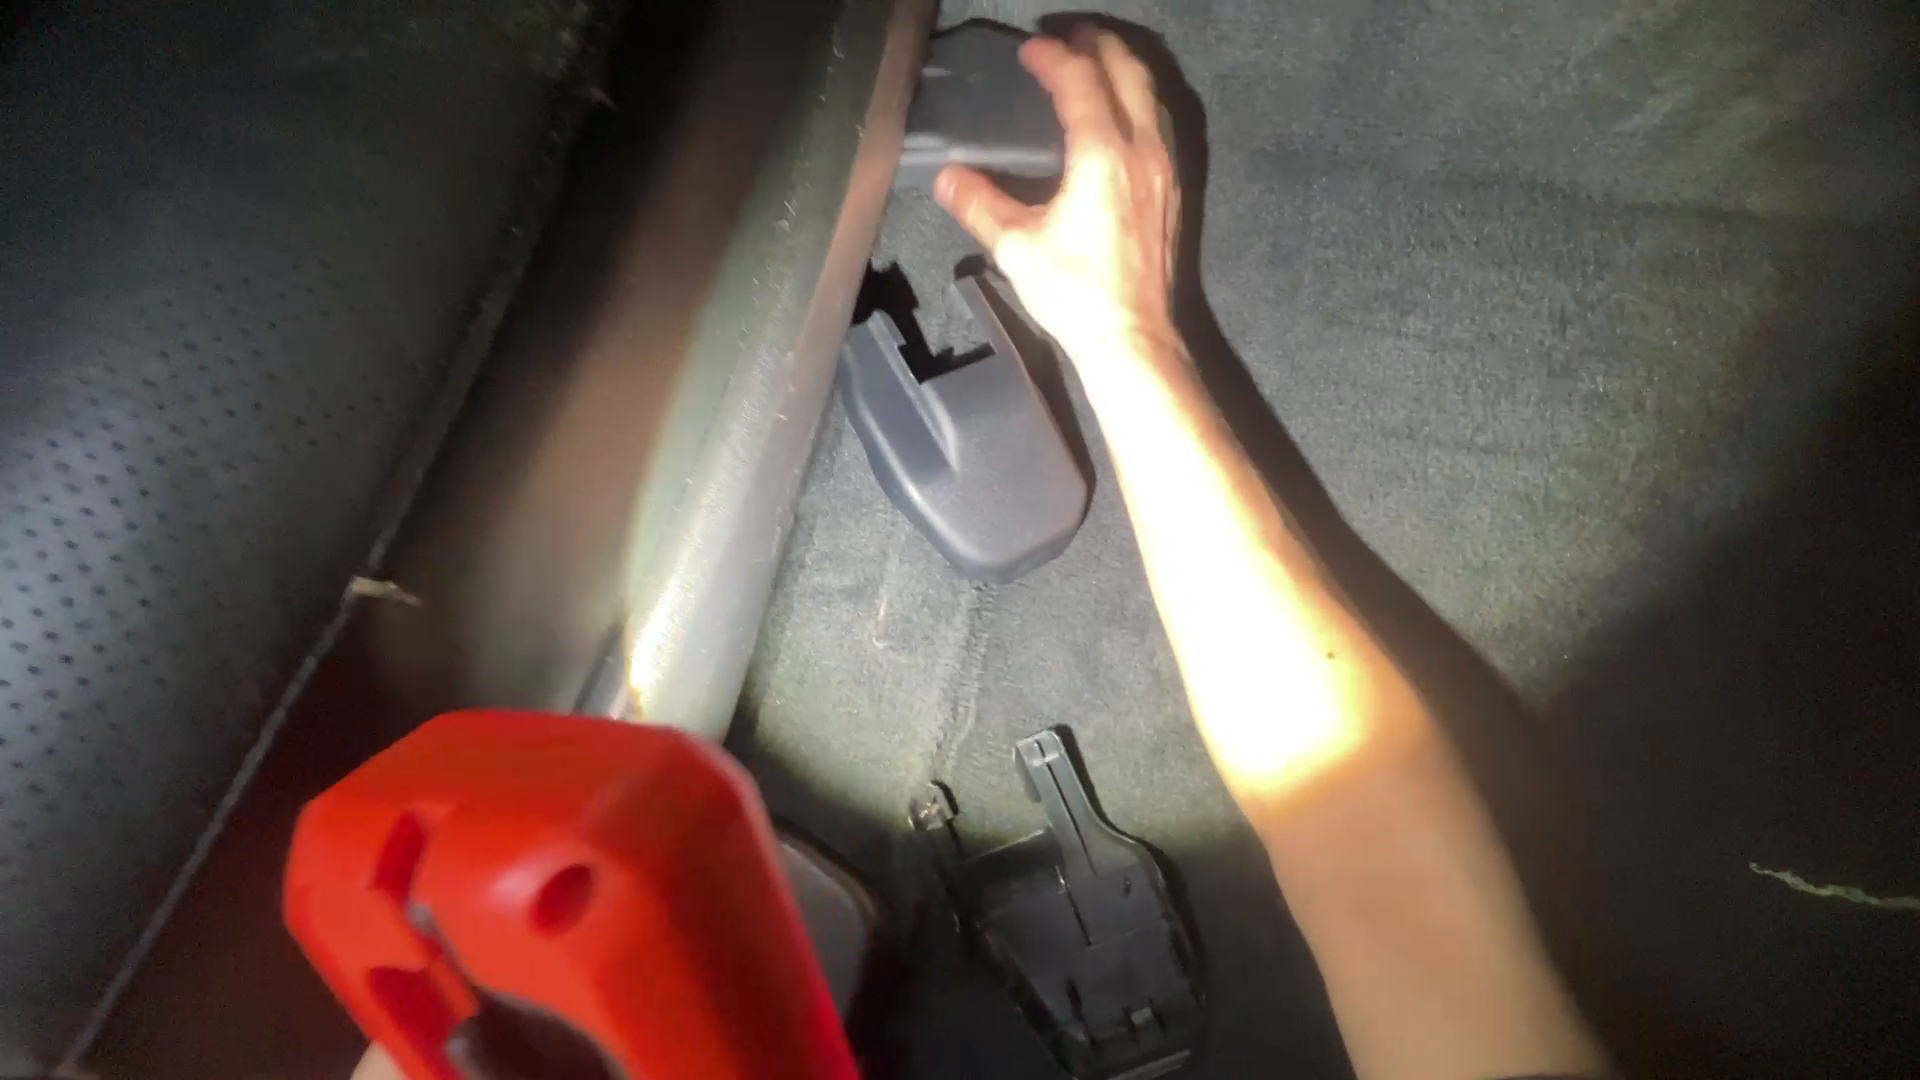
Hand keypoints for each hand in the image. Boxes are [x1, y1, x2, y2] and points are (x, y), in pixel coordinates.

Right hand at [934, 28, 1180, 366]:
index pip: (1079, 82)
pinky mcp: (1172, 197)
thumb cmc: (1075, 293)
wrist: (1130, 335)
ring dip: (1124, 73)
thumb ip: (979, 206)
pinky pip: (1160, 130)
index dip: (1053, 59)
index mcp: (1102, 154)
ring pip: (1151, 99)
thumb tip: (947, 178)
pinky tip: (1126, 124)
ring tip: (1100, 65)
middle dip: (1098, 47)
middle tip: (1072, 37)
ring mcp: (1163, 173)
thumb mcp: (1016, 248)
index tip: (1031, 51)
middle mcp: (1141, 151)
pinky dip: (1140, 107)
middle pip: (1127, 74)